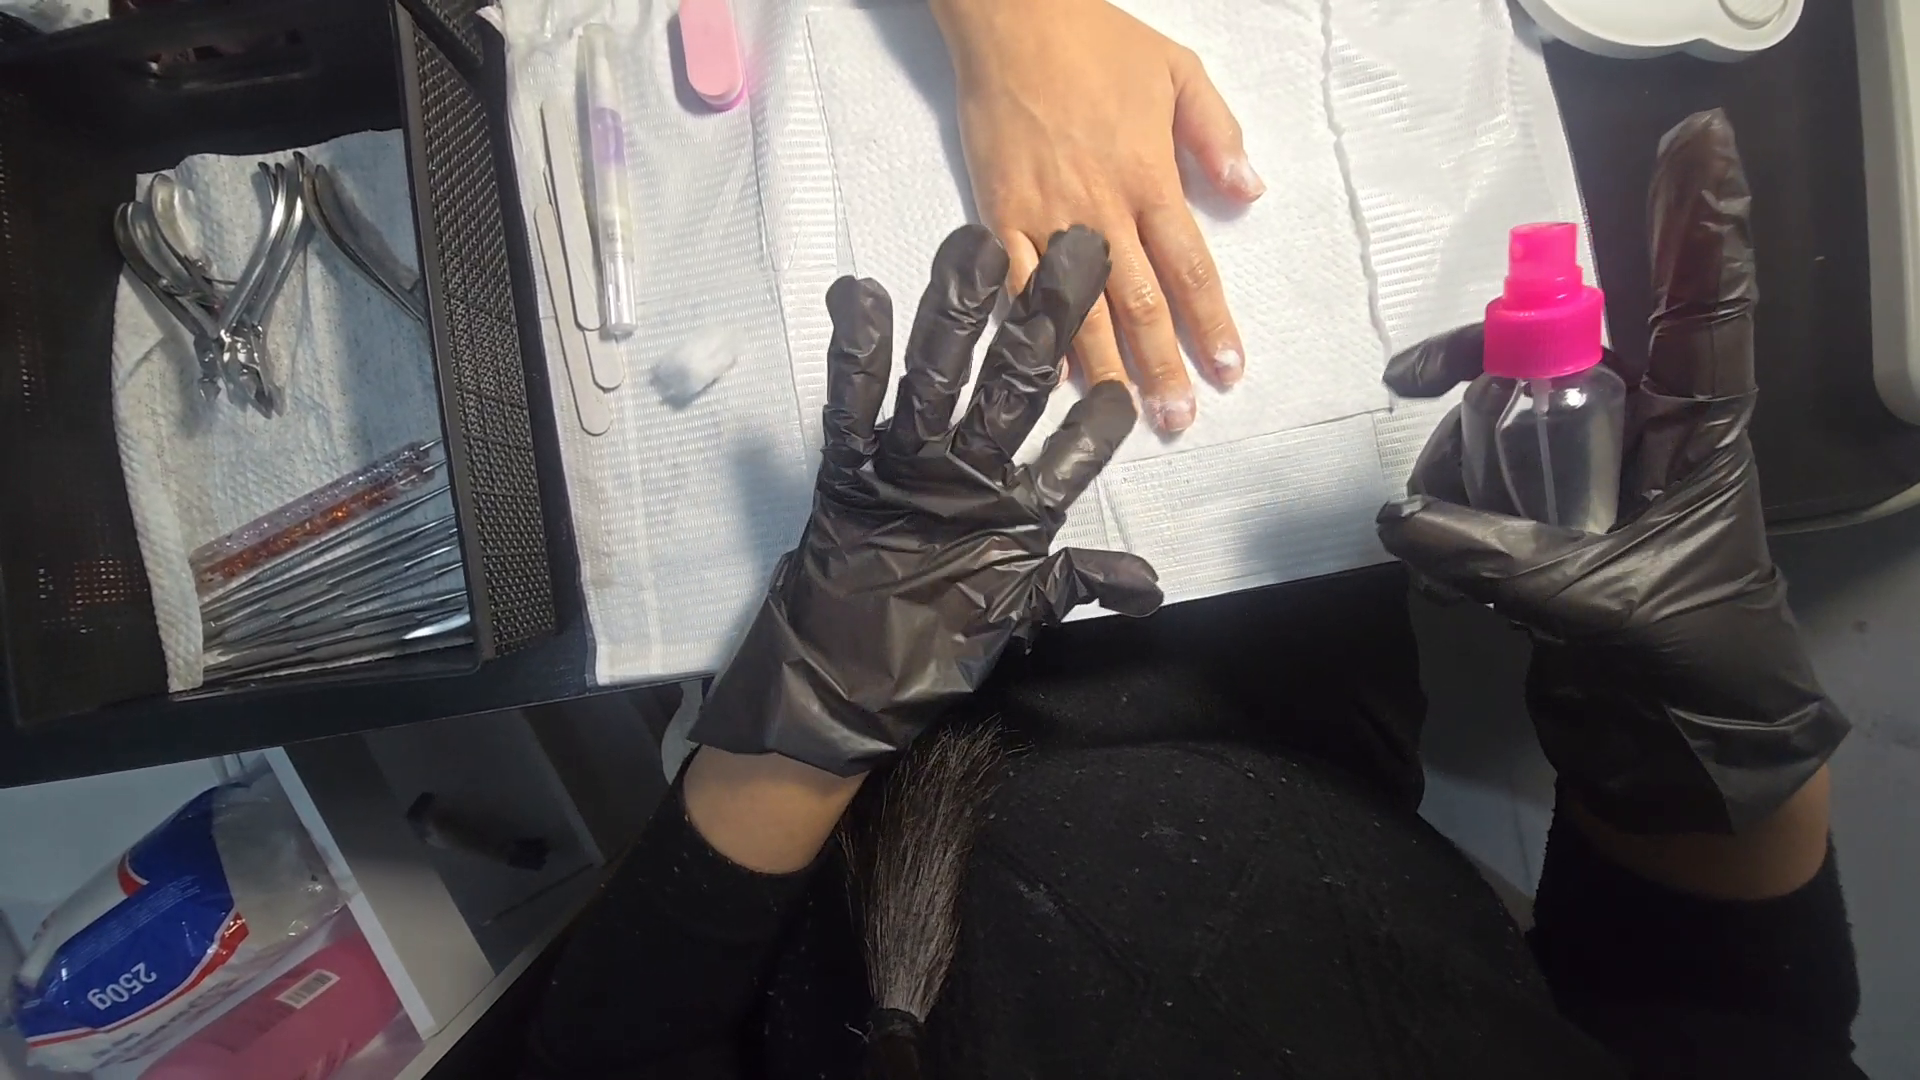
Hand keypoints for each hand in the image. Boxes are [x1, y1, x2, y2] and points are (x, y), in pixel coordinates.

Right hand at [692, 225, 1162, 775]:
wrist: (849, 674)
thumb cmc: (936, 644)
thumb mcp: (1016, 614)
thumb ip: (1076, 585)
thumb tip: (1150, 587)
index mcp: (1018, 506)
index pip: (1071, 453)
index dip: (1098, 421)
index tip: (1124, 383)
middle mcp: (970, 468)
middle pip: (1011, 385)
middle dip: (1044, 322)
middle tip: (1080, 249)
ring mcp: (911, 462)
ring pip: (937, 379)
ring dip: (956, 318)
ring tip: (978, 247)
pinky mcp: (851, 469)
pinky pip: (851, 407)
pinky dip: (855, 356)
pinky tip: (860, 295)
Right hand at [932, 0, 1260, 431]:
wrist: (1014, 21)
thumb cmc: (1097, 45)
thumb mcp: (1178, 71)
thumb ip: (1217, 134)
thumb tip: (1249, 191)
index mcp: (1150, 180)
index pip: (1191, 270)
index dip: (1211, 325)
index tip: (1227, 371)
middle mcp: (1103, 212)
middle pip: (1140, 306)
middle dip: (1162, 367)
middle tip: (1178, 418)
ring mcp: (1049, 221)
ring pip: (1082, 310)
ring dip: (1106, 367)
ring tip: (1124, 414)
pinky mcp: (1003, 221)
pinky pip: (1021, 287)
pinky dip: (1038, 331)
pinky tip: (1055, 373)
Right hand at [1375, 110, 1847, 833]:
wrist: (1666, 735)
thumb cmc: (1684, 665)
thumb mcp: (1601, 605)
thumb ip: (1497, 556)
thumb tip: (1398, 518)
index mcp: (1693, 433)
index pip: (1699, 311)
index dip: (1696, 224)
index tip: (1690, 142)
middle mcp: (1633, 437)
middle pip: (1554, 350)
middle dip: (1482, 356)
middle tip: (1413, 378)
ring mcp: (1575, 477)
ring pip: (1495, 418)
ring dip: (1454, 456)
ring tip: (1448, 528)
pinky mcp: (1529, 517)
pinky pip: (1467, 476)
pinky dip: (1440, 501)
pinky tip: (1442, 547)